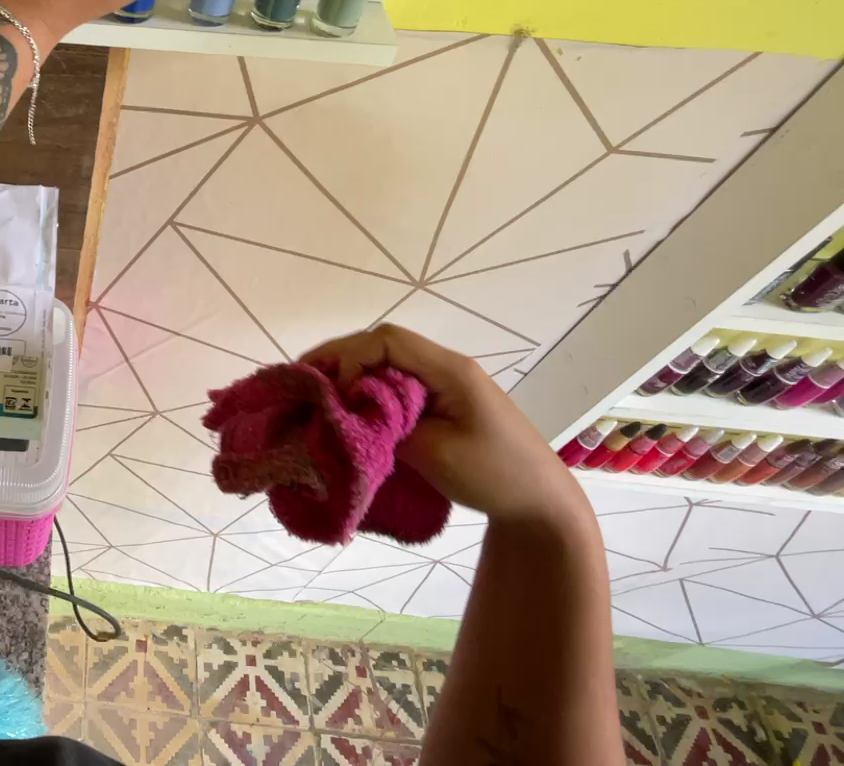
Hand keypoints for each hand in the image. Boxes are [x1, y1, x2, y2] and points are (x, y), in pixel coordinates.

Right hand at [302, 324, 591, 525]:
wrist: (542, 503)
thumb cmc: (493, 476)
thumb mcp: (435, 454)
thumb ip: (387, 426)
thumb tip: (345, 413)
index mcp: (450, 370)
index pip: (387, 341)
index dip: (352, 358)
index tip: (339, 395)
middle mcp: (445, 365)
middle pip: (381, 343)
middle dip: (339, 357)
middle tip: (302, 377)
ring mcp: (444, 381)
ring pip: (385, 359)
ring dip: (350, 370)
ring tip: (315, 388)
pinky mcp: (440, 399)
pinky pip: (395, 380)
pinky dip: (366, 386)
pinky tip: (346, 402)